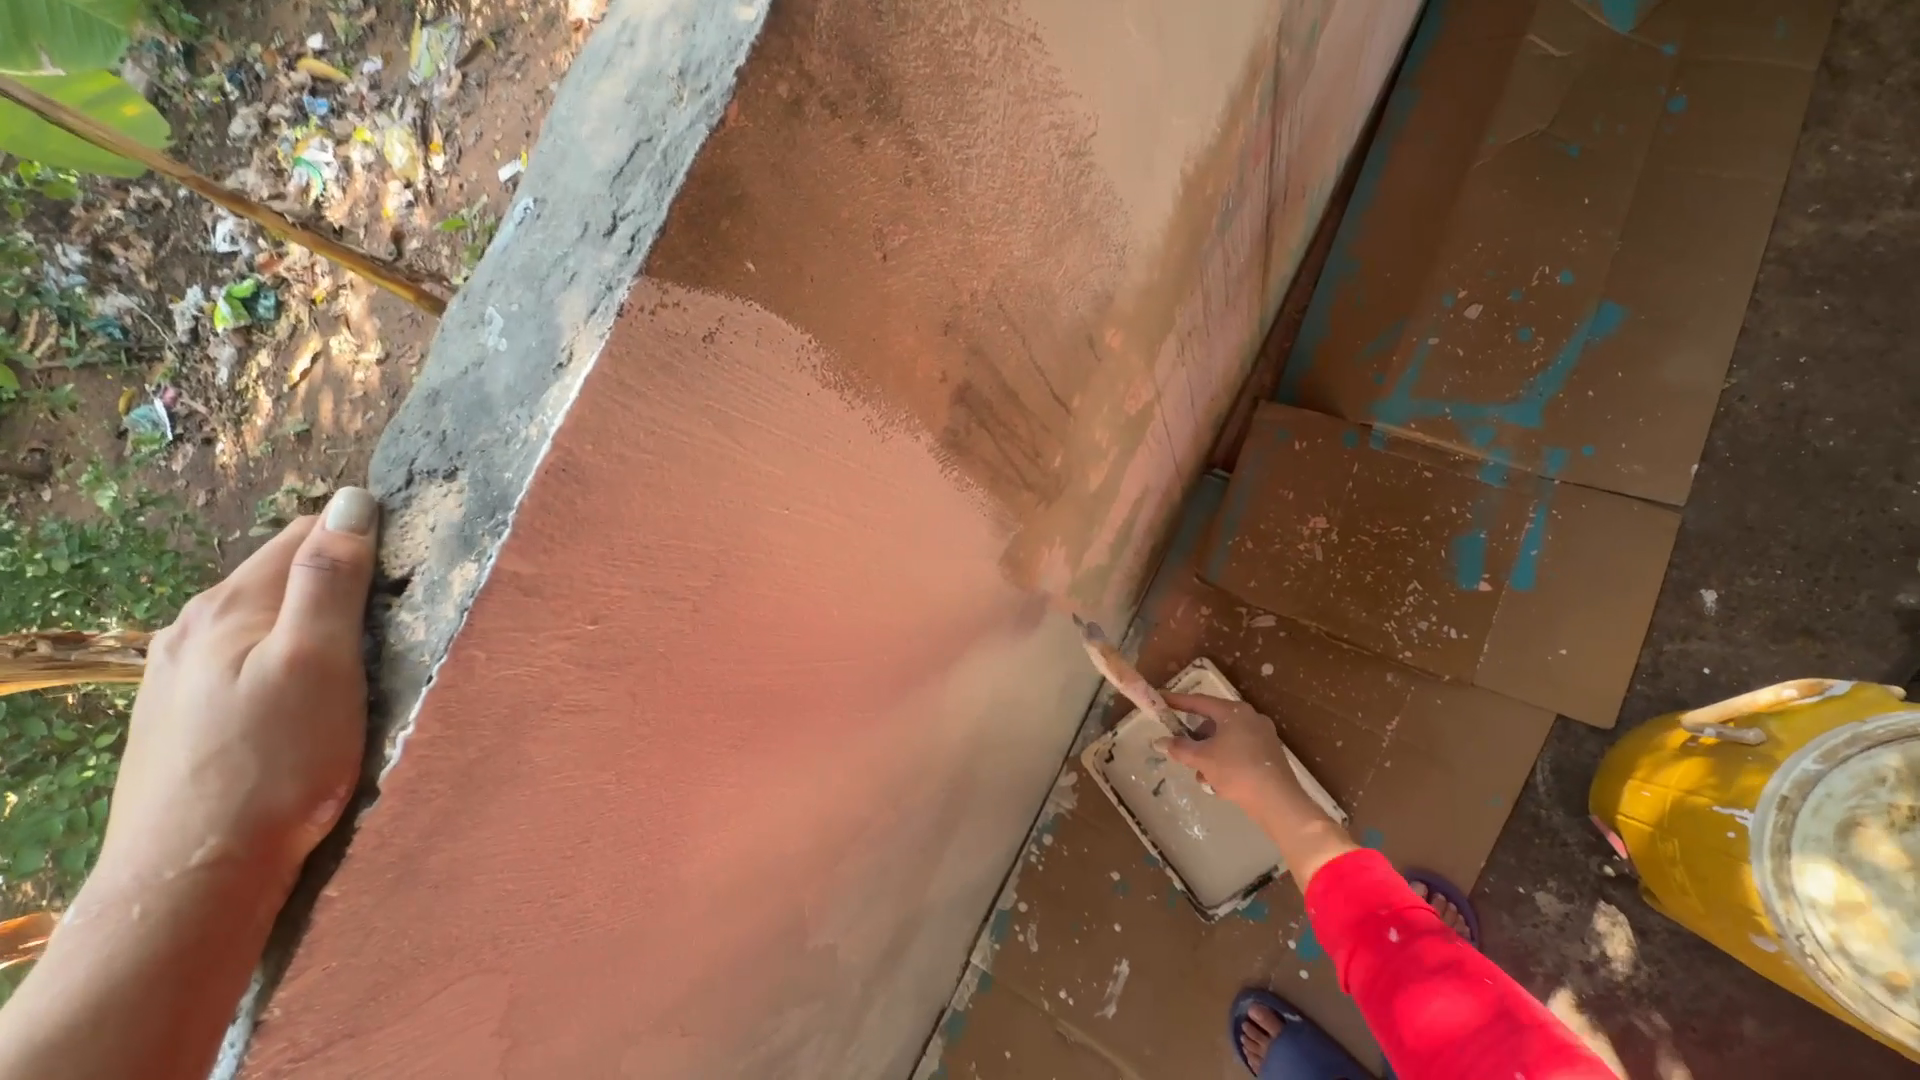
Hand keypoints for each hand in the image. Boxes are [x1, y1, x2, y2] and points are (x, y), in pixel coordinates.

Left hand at [95, 488, 379, 893]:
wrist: (195, 874)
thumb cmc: (275, 762)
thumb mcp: (319, 662)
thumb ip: (331, 579)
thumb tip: (353, 501)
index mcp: (228, 605)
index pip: (304, 534)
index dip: (362, 537)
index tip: (411, 566)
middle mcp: (193, 628)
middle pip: (280, 575)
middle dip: (340, 578)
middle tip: (398, 615)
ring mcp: (179, 674)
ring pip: (265, 620)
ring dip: (314, 622)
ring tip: (362, 655)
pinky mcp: (182, 716)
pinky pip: (248, 660)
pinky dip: (288, 658)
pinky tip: (307, 695)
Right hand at [1156, 692, 1307, 816]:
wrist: (1277, 800)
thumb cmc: (1236, 770)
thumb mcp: (1201, 758)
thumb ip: (1179, 747)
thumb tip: (1160, 741)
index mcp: (1234, 712)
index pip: (1200, 702)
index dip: (1178, 701)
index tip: (1162, 699)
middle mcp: (1251, 718)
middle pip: (1213, 722)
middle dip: (1196, 739)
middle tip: (1182, 751)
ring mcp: (1263, 736)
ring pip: (1225, 740)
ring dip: (1209, 755)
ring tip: (1202, 776)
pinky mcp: (1269, 754)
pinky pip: (1238, 752)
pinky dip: (1225, 762)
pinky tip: (1219, 783)